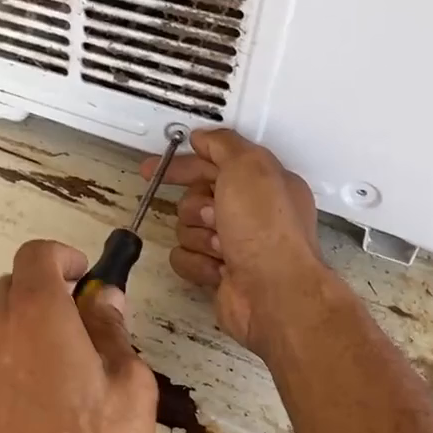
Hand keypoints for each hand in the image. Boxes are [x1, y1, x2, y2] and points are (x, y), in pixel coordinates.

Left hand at [0, 240, 157, 432]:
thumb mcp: (129, 386)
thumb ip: (113, 331)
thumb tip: (105, 301)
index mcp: (36, 312)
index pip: (36, 254)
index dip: (63, 256)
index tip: (85, 274)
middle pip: (15, 285)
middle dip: (48, 292)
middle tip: (84, 323)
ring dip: (26, 326)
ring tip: (64, 368)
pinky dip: (8, 357)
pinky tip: (36, 398)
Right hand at [142, 128, 343, 363]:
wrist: (273, 295)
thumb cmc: (269, 233)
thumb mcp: (248, 167)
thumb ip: (222, 144)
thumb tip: (204, 138)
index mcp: (264, 183)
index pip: (215, 162)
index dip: (185, 162)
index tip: (159, 166)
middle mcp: (252, 213)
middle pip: (195, 196)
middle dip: (197, 206)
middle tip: (212, 214)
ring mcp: (236, 244)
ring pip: (187, 228)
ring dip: (198, 236)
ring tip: (221, 245)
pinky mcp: (220, 272)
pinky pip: (185, 257)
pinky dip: (196, 262)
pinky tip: (217, 266)